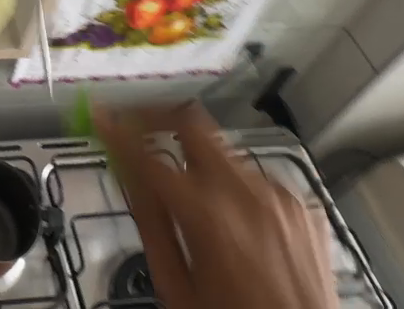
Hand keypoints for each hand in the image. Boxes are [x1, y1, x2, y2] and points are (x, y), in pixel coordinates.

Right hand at [96, 103, 336, 307]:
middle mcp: (246, 192)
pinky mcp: (303, 206)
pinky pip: (256, 179)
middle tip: (137, 130)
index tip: (100, 116)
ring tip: (192, 197)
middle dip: (158, 120)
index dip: (118, 132)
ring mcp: (280, 195)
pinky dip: (235, 188)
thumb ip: (151, 222)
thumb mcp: (176, 287)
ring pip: (223, 152)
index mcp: (207, 216)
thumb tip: (128, 173)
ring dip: (198, 161)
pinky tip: (236, 224)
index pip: (148, 154)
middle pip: (192, 123)